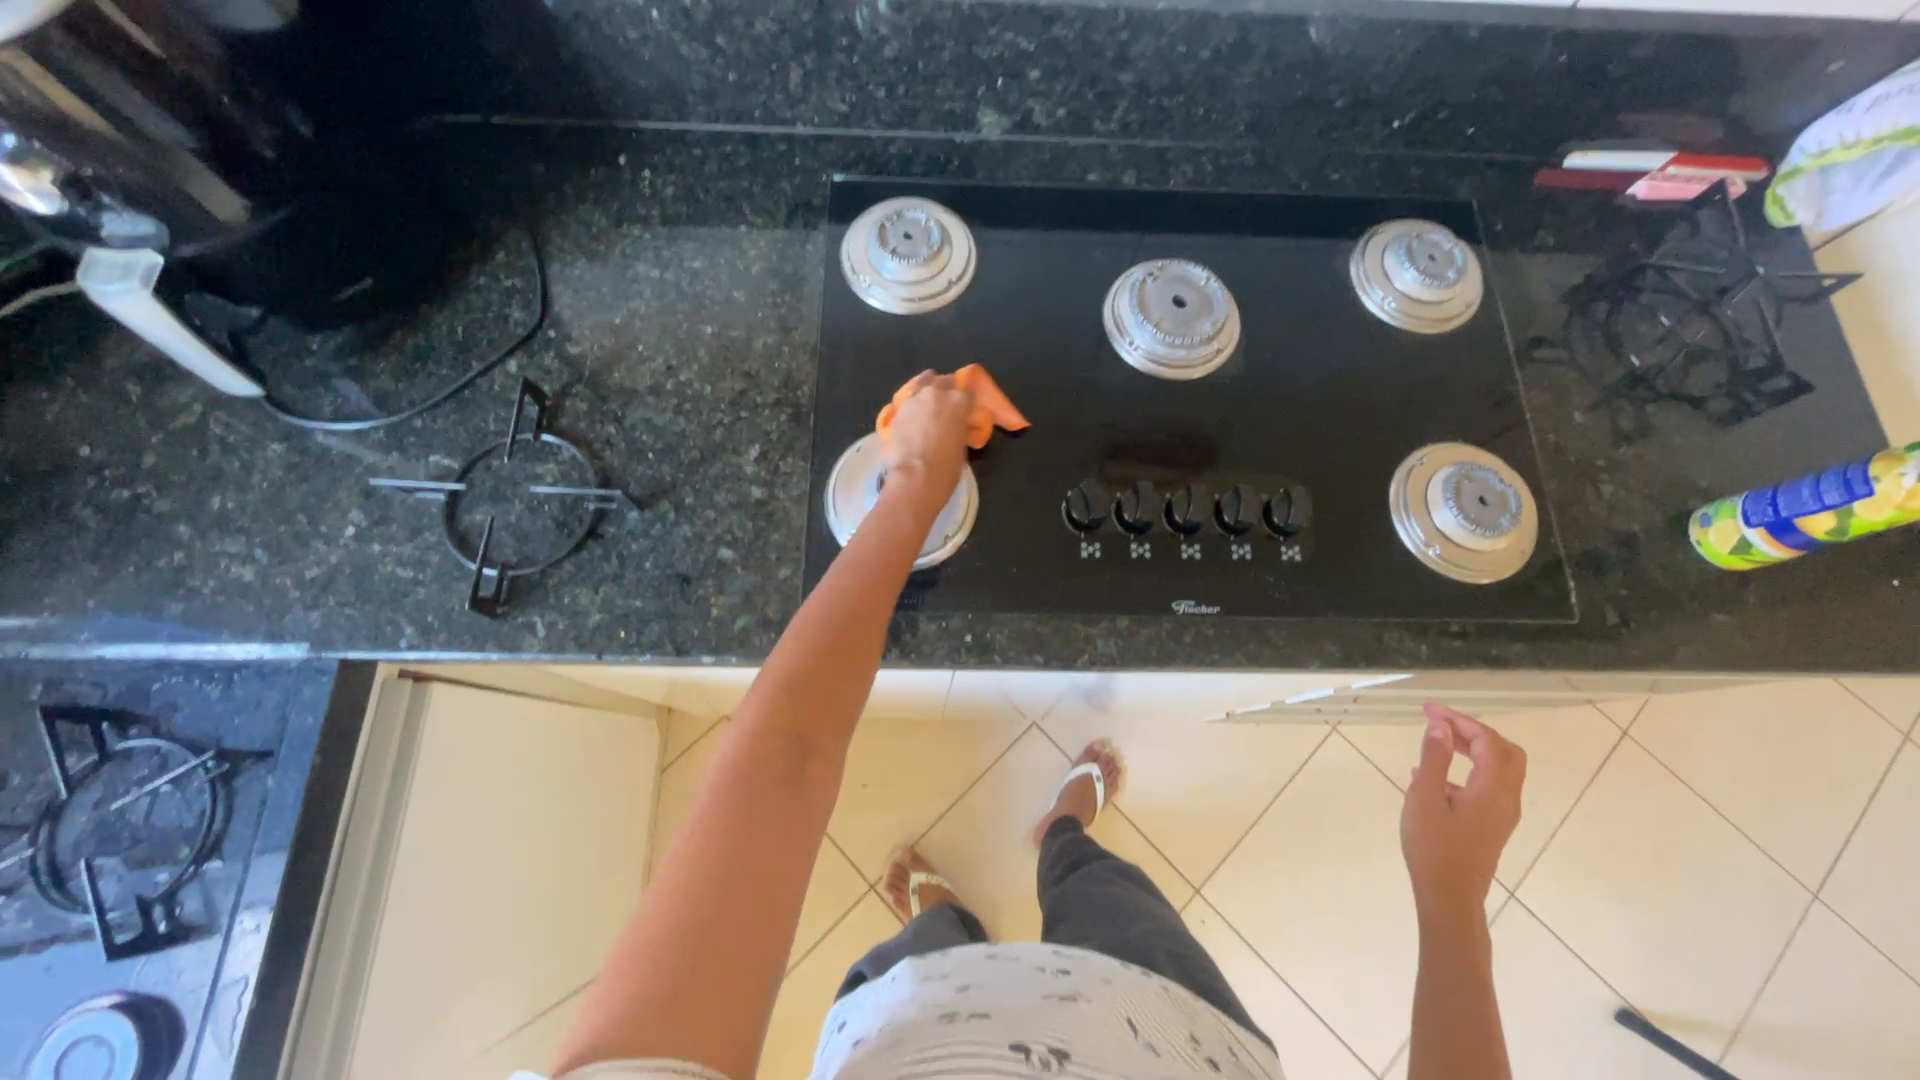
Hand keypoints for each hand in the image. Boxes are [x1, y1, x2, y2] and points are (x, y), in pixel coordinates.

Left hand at [881, 371, 973, 513]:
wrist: (915, 477)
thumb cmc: (946, 468)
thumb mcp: (961, 445)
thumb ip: (958, 428)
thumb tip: (953, 427)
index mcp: (959, 401)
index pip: (968, 393)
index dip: (967, 402)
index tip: (966, 410)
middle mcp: (937, 393)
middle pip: (945, 382)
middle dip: (947, 390)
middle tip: (947, 402)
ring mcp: (914, 399)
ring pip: (922, 384)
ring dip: (927, 389)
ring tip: (927, 399)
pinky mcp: (896, 410)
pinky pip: (907, 400)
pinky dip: (912, 404)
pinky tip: (912, 413)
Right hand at [1400, 703, 1525, 919]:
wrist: (1450, 897)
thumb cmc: (1434, 846)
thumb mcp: (1424, 798)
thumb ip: (1433, 760)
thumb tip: (1440, 727)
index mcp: (1492, 788)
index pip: (1486, 740)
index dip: (1458, 719)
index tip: (1427, 711)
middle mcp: (1506, 798)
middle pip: (1505, 752)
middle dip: (1472, 731)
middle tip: (1439, 725)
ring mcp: (1502, 814)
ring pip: (1500, 770)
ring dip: (1472, 750)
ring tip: (1437, 744)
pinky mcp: (1492, 825)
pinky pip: (1488, 786)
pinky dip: (1468, 770)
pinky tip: (1432, 778)